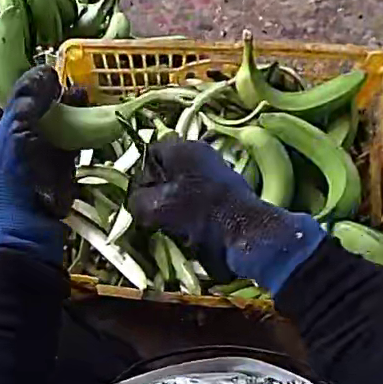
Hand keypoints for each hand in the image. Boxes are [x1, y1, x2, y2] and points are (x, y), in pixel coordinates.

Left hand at [0, 65, 75, 261]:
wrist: (30, 217)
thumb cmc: (12, 171)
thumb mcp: (14, 127)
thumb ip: (27, 97)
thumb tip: (45, 70)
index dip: (5, 75)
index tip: (22, 56)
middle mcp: (14, 133)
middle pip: (28, 101)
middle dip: (43, 86)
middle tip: (59, 68)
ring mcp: (38, 146)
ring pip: (52, 115)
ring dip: (65, 101)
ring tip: (78, 85)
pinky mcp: (59, 158)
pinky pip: (70, 134)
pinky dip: (79, 120)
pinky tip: (87, 105)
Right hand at [128, 138, 324, 292]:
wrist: (246, 235)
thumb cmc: (198, 214)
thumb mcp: (153, 208)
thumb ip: (136, 199)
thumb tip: (136, 200)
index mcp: (184, 147)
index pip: (149, 152)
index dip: (139, 175)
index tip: (138, 197)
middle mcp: (203, 153)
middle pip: (167, 169)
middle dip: (157, 190)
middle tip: (152, 213)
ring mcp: (219, 172)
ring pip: (184, 185)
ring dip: (174, 204)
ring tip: (172, 225)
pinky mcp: (230, 193)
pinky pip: (201, 198)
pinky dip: (193, 212)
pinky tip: (192, 229)